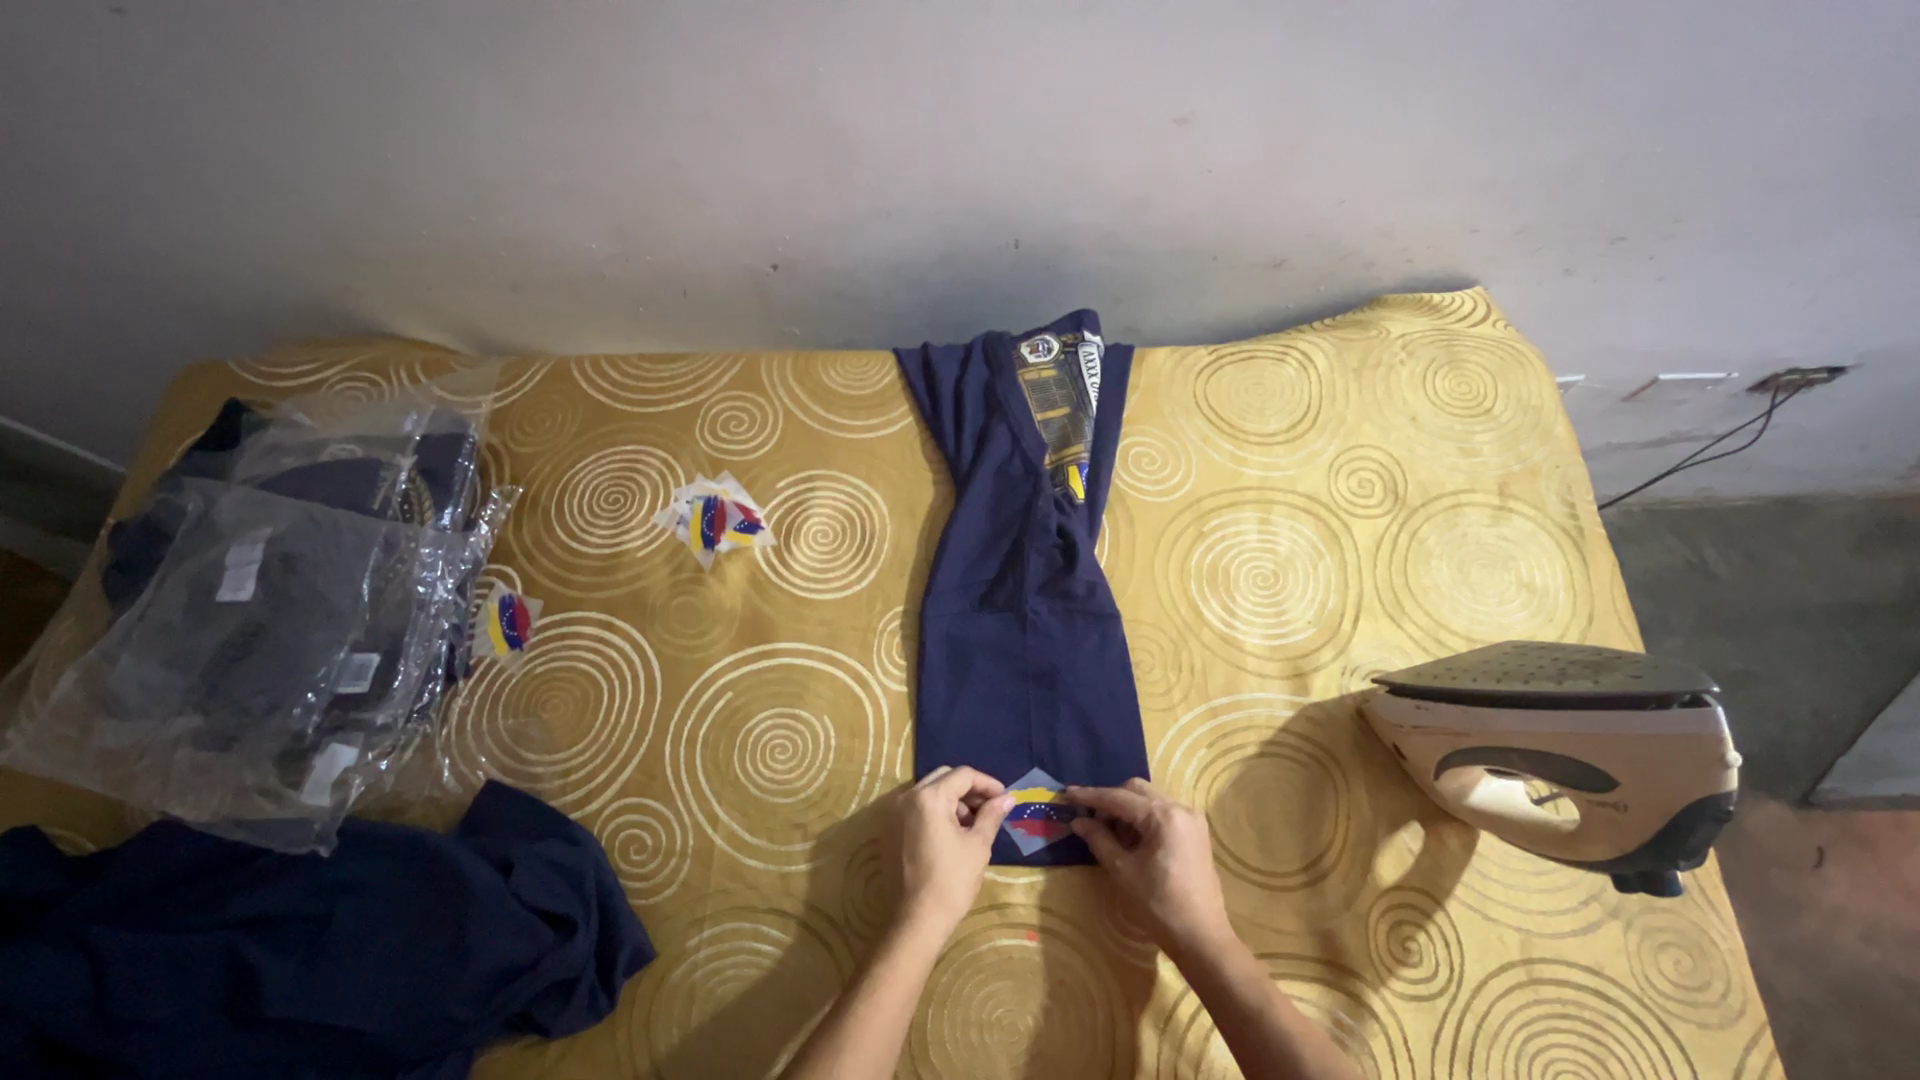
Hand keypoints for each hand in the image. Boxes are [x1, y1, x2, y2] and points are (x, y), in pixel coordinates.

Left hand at [889, 766, 1013, 940]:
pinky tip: (953, 831)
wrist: (918, 920)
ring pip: (929, 791)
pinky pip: (917, 808)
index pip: (963, 775)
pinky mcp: (890, 829)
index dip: (987, 783)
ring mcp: (894, 813)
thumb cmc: (952, 881)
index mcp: (929, 797)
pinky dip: (936, 811)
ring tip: (973, 823)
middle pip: (944, 777)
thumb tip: (1007, 798)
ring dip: (953, 800)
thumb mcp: (978, 845)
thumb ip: (991, 815)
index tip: (1004, 797)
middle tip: (989, 807)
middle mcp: (907, 797)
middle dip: (969, 789)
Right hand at [1065, 778, 1233, 956]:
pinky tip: (1132, 841)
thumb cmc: (1158, 905)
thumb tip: (1077, 821)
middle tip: (1091, 822)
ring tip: (1111, 836)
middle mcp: (1181, 808)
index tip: (1067, 793)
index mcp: (1164, 816)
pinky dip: (1143, 820)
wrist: (1201, 937)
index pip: (1119, 797)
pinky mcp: (1196, 832)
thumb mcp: (1122, 871)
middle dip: (1110, 802)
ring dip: (1127, 811)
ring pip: (1150, 800)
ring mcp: (1192, 819)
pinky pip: (1163, 813)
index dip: (1091, 796)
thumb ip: (1098, 839)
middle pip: (1137, 790)